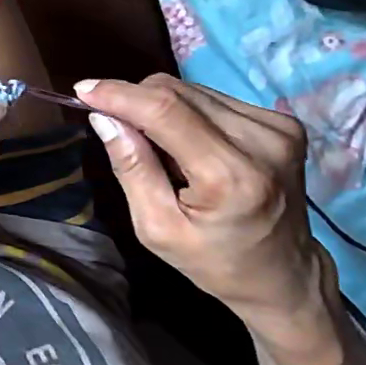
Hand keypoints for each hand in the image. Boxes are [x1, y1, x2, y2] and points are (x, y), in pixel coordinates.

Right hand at [75, 74, 334, 341]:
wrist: (283, 274)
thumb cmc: (213, 261)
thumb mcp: (156, 228)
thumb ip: (131, 168)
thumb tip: (102, 117)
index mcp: (229, 175)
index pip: (165, 111)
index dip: (119, 94)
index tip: (82, 89)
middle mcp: (261, 141)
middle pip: (177, 93)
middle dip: (134, 100)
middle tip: (115, 127)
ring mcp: (278, 128)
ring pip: (192, 90)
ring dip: (159, 107)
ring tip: (159, 148)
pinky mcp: (283, 123)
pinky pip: (212, 99)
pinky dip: (186, 112)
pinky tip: (188, 144)